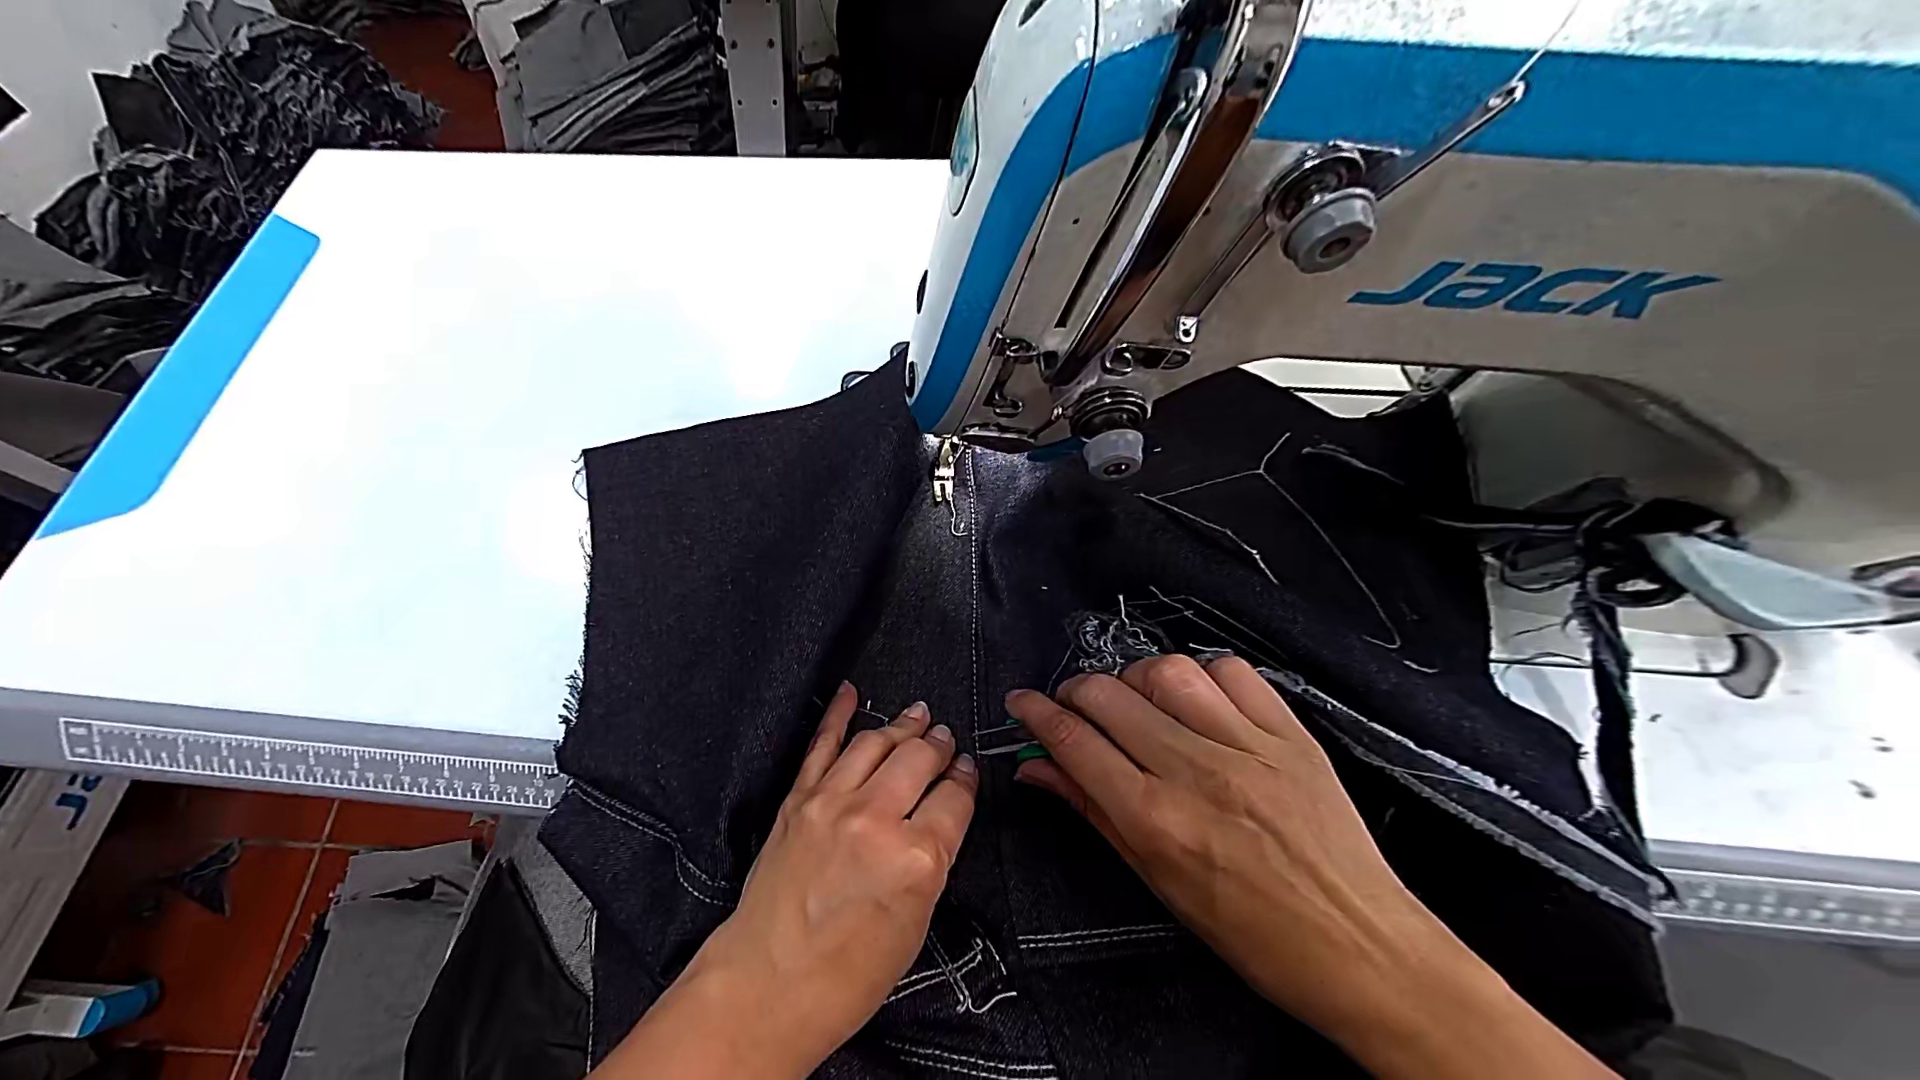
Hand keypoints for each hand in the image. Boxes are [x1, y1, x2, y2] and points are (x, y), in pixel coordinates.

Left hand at [598, 684, 977, 1079]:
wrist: (767, 987)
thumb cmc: (846, 974)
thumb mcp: (916, 921)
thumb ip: (935, 857)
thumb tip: (944, 810)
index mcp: (917, 858)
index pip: (955, 797)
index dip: (966, 779)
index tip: (967, 770)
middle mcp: (875, 820)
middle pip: (920, 758)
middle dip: (939, 745)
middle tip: (945, 739)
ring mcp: (832, 803)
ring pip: (877, 741)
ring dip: (902, 724)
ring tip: (918, 715)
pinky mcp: (798, 800)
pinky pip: (822, 744)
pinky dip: (837, 713)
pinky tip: (851, 692)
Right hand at [1007, 655, 1613, 1079]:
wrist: (1362, 948)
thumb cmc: (1251, 933)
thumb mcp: (1156, 881)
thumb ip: (1091, 811)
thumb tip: (1035, 769)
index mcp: (1156, 821)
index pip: (1075, 742)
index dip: (1037, 714)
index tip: (1021, 703)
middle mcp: (1196, 772)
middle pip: (1110, 696)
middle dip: (1074, 691)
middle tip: (1073, 705)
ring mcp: (1248, 746)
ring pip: (1167, 671)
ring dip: (1134, 677)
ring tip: (1134, 699)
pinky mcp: (1290, 733)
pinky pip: (1233, 672)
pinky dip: (1200, 673)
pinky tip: (1194, 696)